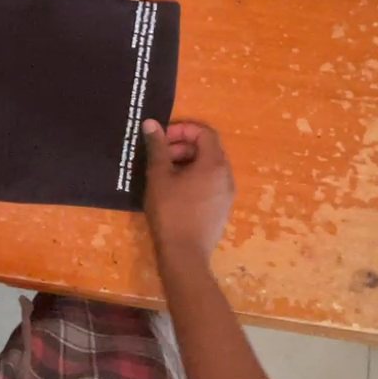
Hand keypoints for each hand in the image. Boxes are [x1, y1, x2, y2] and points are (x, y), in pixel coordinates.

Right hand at [142, 119, 233, 268]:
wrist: (184, 255)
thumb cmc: (170, 210)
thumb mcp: (159, 175)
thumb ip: (157, 147)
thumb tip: (151, 123)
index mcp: (214, 165)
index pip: (204, 133)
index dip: (182, 130)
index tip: (162, 139)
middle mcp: (226, 177)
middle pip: (207, 149)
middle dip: (182, 146)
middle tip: (159, 157)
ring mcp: (226, 195)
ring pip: (208, 167)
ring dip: (186, 162)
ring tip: (163, 174)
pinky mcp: (221, 209)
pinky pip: (209, 183)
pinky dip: (193, 178)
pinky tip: (173, 192)